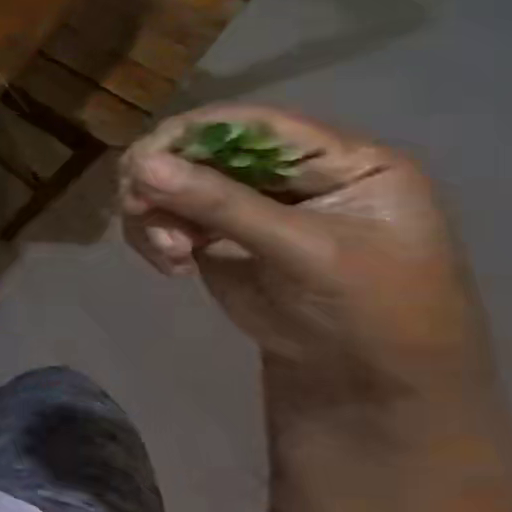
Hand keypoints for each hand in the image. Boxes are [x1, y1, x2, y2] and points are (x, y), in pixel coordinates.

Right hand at [118, 104, 486, 386]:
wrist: (368, 388)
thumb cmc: (372, 313)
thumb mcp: (304, 253)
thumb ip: (222, 204)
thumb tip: (139, 164)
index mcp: (338, 160)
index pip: (250, 124)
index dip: (190, 135)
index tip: (142, 165)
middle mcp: (289, 171)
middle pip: (198, 148)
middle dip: (161, 181)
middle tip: (139, 213)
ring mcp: (247, 202)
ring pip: (169, 181)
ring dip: (153, 213)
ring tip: (168, 255)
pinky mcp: (213, 232)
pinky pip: (162, 214)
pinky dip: (152, 235)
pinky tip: (171, 266)